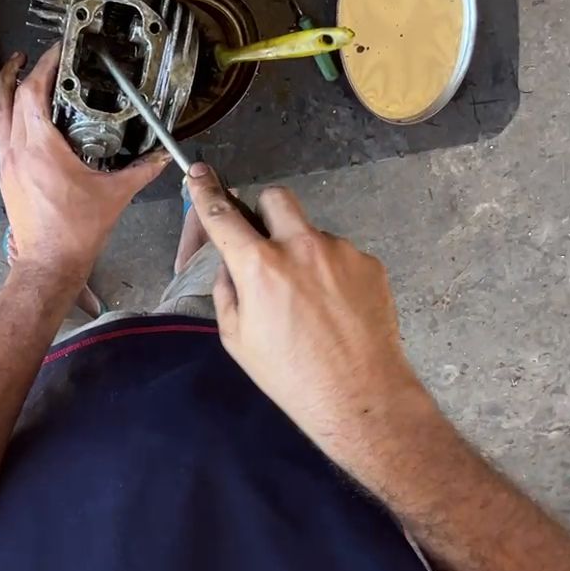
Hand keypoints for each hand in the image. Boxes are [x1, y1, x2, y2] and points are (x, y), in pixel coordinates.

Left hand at [0, 46, 168, 286]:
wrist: (48, 263)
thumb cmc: (74, 233)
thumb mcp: (114, 196)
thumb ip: (141, 171)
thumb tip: (161, 157)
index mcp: (40, 149)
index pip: (33, 92)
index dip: (44, 66)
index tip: (58, 52)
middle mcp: (17, 151)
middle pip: (10, 97)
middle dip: (22, 71)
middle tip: (35, 56)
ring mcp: (7, 164)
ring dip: (8, 91)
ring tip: (19, 74)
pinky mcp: (6, 177)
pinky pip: (2, 136)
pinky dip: (10, 118)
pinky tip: (24, 119)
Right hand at [184, 164, 431, 479]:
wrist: (361, 397)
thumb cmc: (290, 375)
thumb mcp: (237, 338)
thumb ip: (227, 291)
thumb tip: (231, 266)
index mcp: (260, 267)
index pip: (223, 215)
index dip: (205, 191)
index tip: (199, 173)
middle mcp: (301, 247)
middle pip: (276, 197)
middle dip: (264, 212)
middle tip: (265, 244)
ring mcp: (341, 251)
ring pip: (310, 232)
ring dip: (302, 253)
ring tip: (310, 301)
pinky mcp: (370, 263)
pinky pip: (340, 255)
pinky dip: (331, 273)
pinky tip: (334, 308)